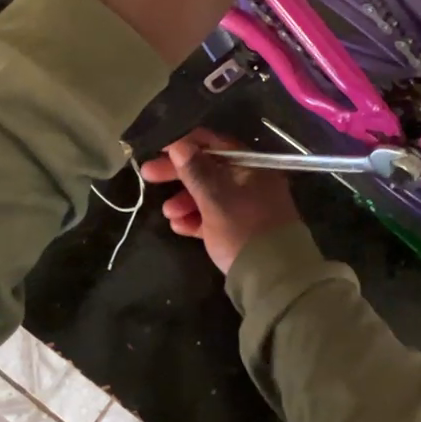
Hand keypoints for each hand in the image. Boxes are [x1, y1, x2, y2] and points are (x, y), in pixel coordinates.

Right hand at [139, 129, 299, 274]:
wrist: (273, 278)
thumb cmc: (243, 230)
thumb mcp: (215, 199)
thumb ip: (196, 172)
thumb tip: (179, 145)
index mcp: (250, 166)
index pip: (213, 143)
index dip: (183, 144)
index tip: (157, 150)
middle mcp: (250, 181)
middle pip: (208, 169)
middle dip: (178, 173)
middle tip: (147, 175)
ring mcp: (246, 206)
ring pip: (209, 195)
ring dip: (185, 201)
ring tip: (168, 213)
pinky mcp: (241, 230)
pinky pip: (214, 217)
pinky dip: (196, 219)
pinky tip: (179, 227)